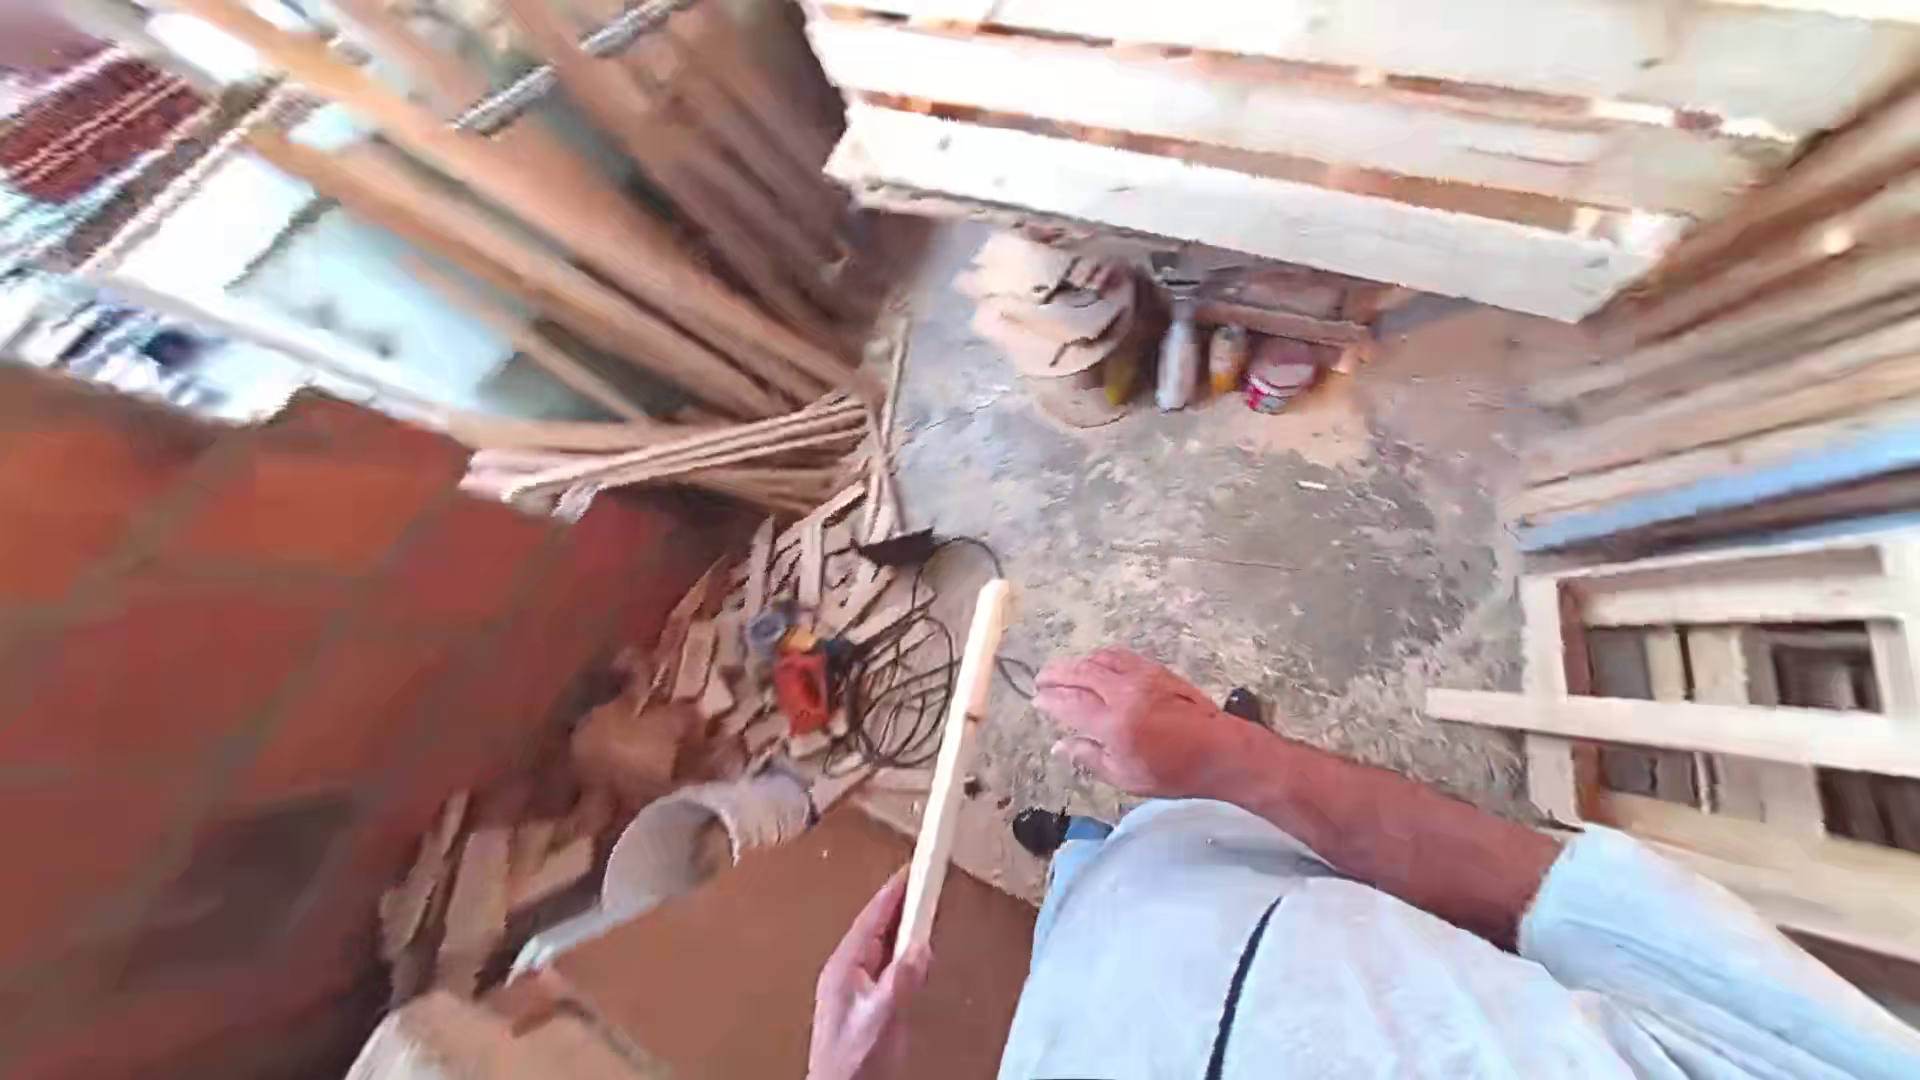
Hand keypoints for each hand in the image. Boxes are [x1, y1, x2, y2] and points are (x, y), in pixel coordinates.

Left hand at [808, 868, 932, 1079]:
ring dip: (904, 925)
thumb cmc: (852, 1066)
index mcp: (845, 964)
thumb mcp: (880, 1021)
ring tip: (926, 908)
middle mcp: (846, 968)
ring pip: (882, 941)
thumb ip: (901, 983)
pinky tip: (916, 951)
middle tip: (927, 881)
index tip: (916, 865)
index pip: (874, 914)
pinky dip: (903, 949)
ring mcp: (852, 984)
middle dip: (903, 902)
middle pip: (878, 923)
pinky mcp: (862, 1000)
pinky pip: (886, 961)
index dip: (895, 888)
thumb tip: (922, 947)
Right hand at [1035, 647, 1251, 797]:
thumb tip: (1058, 746)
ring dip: (1074, 663)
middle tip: (1041, 680)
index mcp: (1114, 724)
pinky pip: (1118, 655)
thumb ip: (1088, 757)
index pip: (1069, 703)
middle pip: (1078, 673)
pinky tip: (1093, 664)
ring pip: (1097, 659)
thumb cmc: (1172, 772)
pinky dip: (1098, 658)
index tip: (1037, 700)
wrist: (1219, 751)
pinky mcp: (1154, 669)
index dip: (1049, 699)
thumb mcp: (1125, 776)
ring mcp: (1140, 676)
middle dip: (1054, 674)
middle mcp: (1123, 693)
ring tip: (1062, 672)